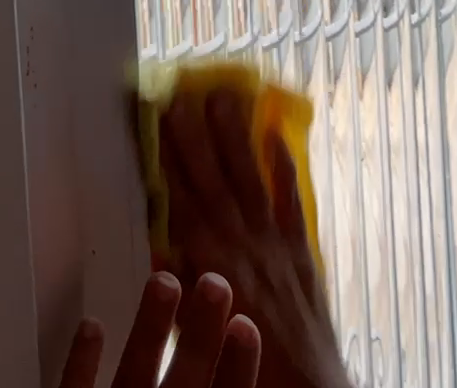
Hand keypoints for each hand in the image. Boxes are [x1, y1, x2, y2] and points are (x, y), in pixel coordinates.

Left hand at [57, 271, 260, 387]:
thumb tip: (245, 370)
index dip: (237, 367)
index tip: (247, 324)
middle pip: (184, 383)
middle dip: (202, 334)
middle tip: (216, 283)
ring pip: (133, 376)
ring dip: (150, 328)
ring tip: (163, 281)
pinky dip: (82, 362)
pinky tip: (93, 324)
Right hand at [160, 90, 350, 387]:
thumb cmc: (245, 362)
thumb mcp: (199, 329)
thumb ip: (180, 281)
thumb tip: (160, 239)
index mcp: (212, 265)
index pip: (182, 200)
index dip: (166, 158)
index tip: (153, 123)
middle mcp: (243, 245)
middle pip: (213, 180)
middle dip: (195, 136)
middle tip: (182, 96)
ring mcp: (276, 244)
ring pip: (251, 180)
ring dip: (236, 138)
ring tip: (224, 98)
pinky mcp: (302, 249)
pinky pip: (292, 201)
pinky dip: (284, 168)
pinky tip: (276, 135)